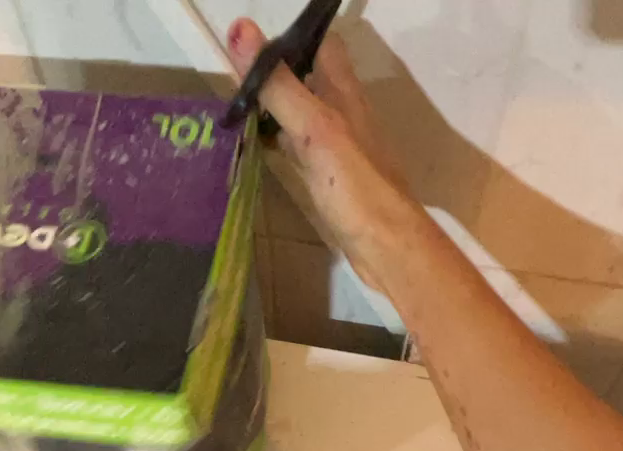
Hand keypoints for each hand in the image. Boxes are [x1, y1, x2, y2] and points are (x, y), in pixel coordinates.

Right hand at [226, 16, 419, 290]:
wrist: (387, 248)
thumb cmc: (355, 188)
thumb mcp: (314, 129)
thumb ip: (279, 86)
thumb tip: (240, 29)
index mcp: (345, 94)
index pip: (322, 46)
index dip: (291, 41)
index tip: (253, 50)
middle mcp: (346, 116)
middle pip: (310, 82)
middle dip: (277, 78)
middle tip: (235, 84)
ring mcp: (341, 152)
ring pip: (306, 118)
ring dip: (278, 112)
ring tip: (238, 114)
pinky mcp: (335, 183)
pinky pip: (305, 153)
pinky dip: (284, 147)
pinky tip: (264, 155)